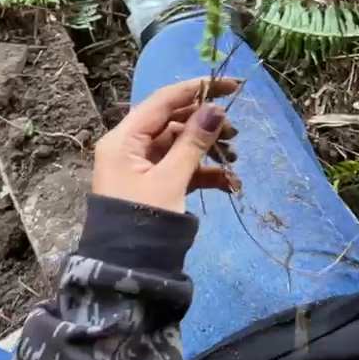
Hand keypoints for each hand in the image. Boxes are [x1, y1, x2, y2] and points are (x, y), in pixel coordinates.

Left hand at [93, 76, 241, 213]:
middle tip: (235, 131)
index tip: (230, 85)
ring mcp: (141, 168)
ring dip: (207, 149)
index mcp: (124, 139)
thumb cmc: (142, 222)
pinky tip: (228, 181)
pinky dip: (203, 172)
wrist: (126, 274)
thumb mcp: (170, 180)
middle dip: (205, 124)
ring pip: (179, 146)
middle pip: (172, 122)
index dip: (196, 89)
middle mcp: (129, 147)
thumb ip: (193, 143)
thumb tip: (214, 110)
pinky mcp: (154, 187)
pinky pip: (180, 169)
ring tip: (234, 156)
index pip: (162, 101)